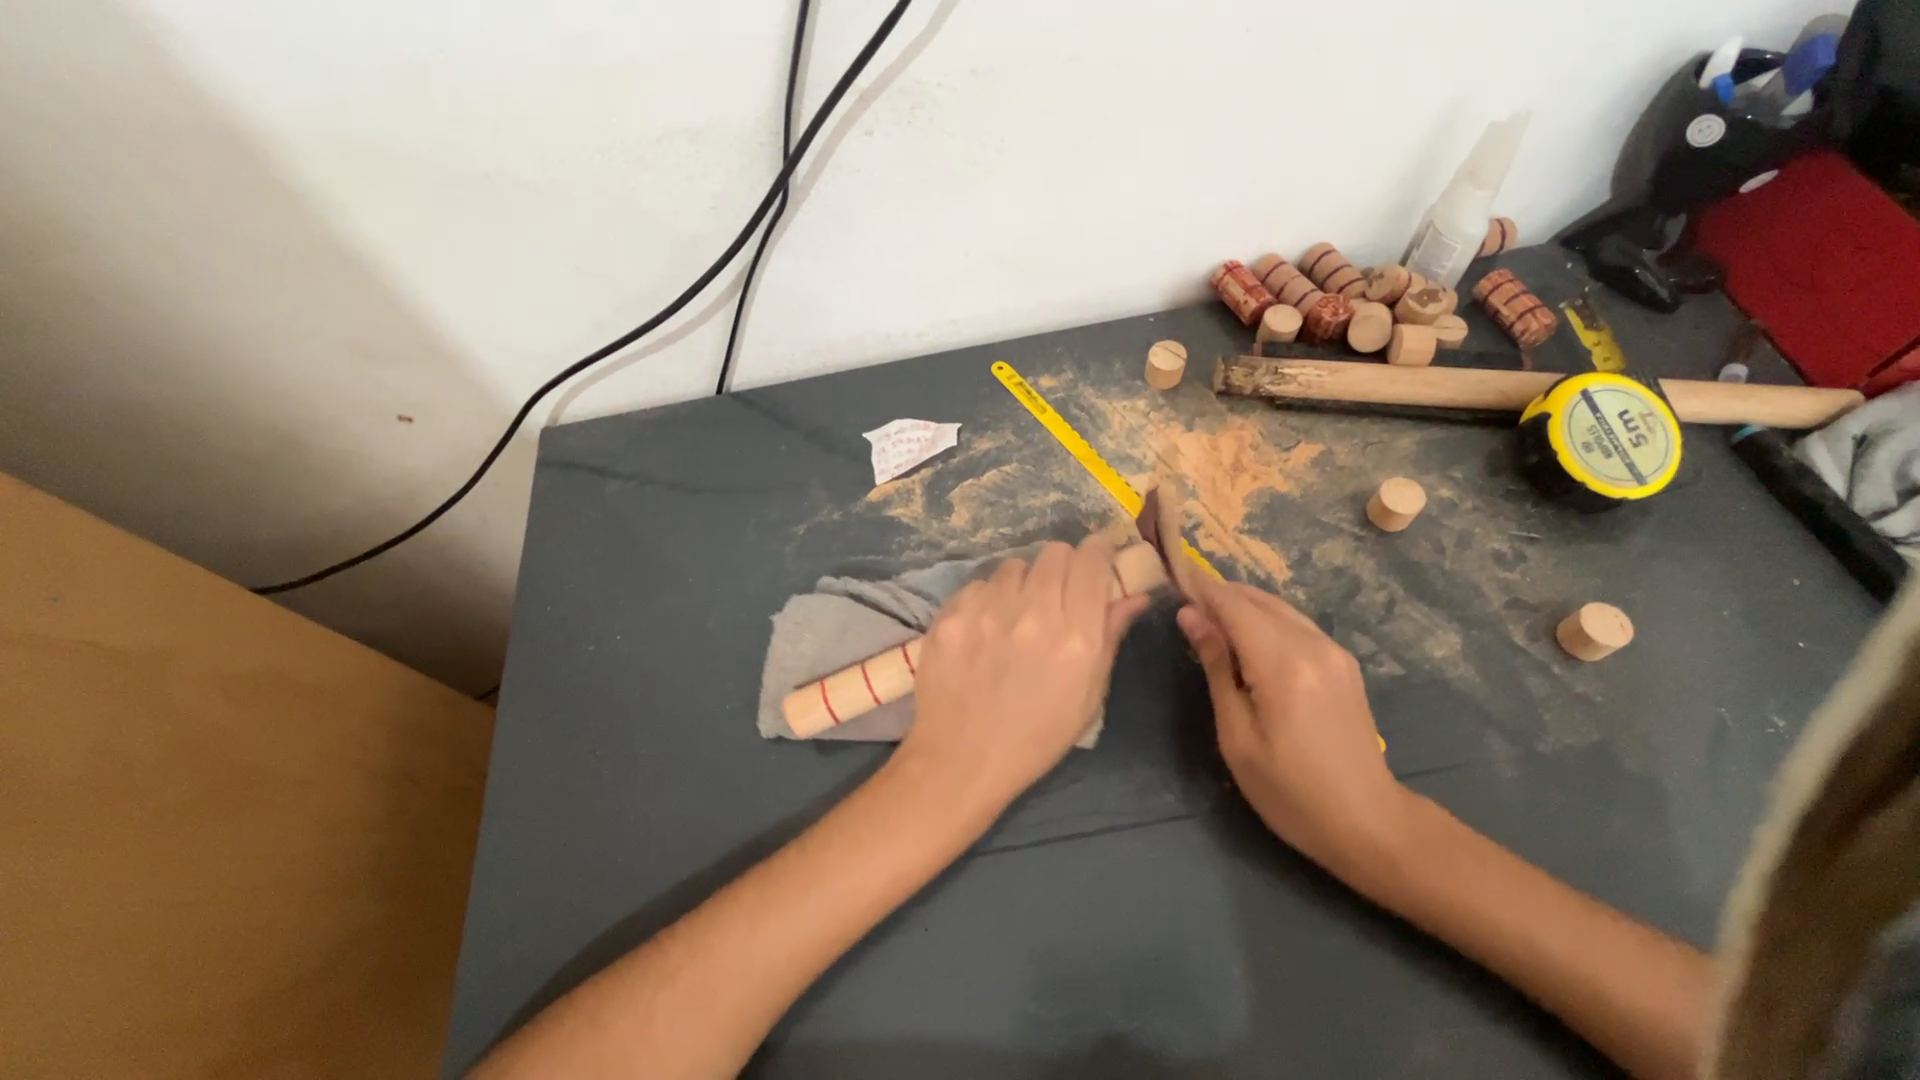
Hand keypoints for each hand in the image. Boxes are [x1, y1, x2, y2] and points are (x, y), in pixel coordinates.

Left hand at [898, 538, 1150, 814]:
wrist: (963, 759)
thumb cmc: (1037, 736)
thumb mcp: (1089, 696)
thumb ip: (1110, 637)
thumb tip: (1134, 594)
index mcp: (1076, 637)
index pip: (1092, 560)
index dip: (1098, 552)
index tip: (1097, 559)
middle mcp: (1033, 614)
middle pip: (1054, 552)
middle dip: (1064, 564)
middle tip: (1059, 591)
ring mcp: (987, 611)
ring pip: (1014, 565)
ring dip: (1023, 581)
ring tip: (1017, 614)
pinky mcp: (951, 615)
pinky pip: (978, 585)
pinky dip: (988, 598)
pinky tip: (986, 629)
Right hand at [1177, 578, 1410, 880]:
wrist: (1367, 822)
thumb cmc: (1289, 790)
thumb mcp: (1237, 736)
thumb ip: (1216, 668)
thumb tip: (1191, 618)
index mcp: (1283, 664)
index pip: (1234, 607)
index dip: (1201, 590)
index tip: (1171, 580)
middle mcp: (1313, 646)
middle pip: (1258, 601)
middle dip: (1220, 594)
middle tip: (1184, 599)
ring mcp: (1334, 653)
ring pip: (1280, 609)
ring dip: (1243, 606)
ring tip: (1209, 617)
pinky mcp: (1343, 665)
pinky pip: (1298, 626)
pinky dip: (1267, 620)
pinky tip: (1247, 638)